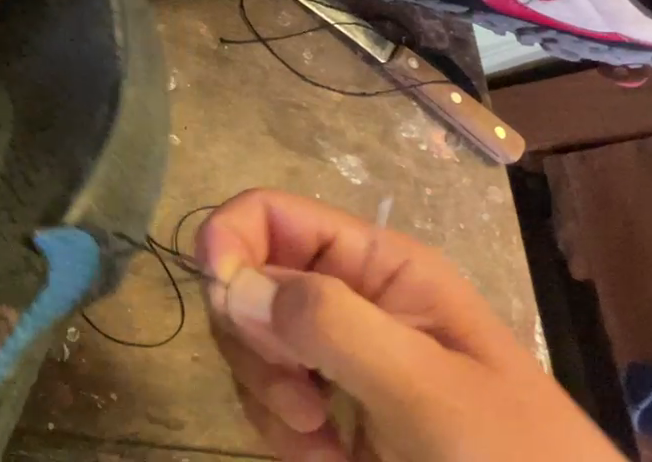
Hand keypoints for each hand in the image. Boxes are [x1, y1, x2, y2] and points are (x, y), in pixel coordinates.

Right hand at [195, 189, 624, 461]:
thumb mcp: (429, 392)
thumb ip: (331, 326)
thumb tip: (229, 283)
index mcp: (379, 265)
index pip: (271, 214)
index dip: (229, 240)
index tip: (222, 301)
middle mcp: (350, 296)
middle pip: (247, 278)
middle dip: (251, 338)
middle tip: (297, 400)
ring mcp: (337, 353)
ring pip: (247, 339)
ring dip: (264, 392)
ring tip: (319, 441)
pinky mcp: (327, 405)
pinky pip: (263, 392)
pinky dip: (276, 426)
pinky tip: (323, 456)